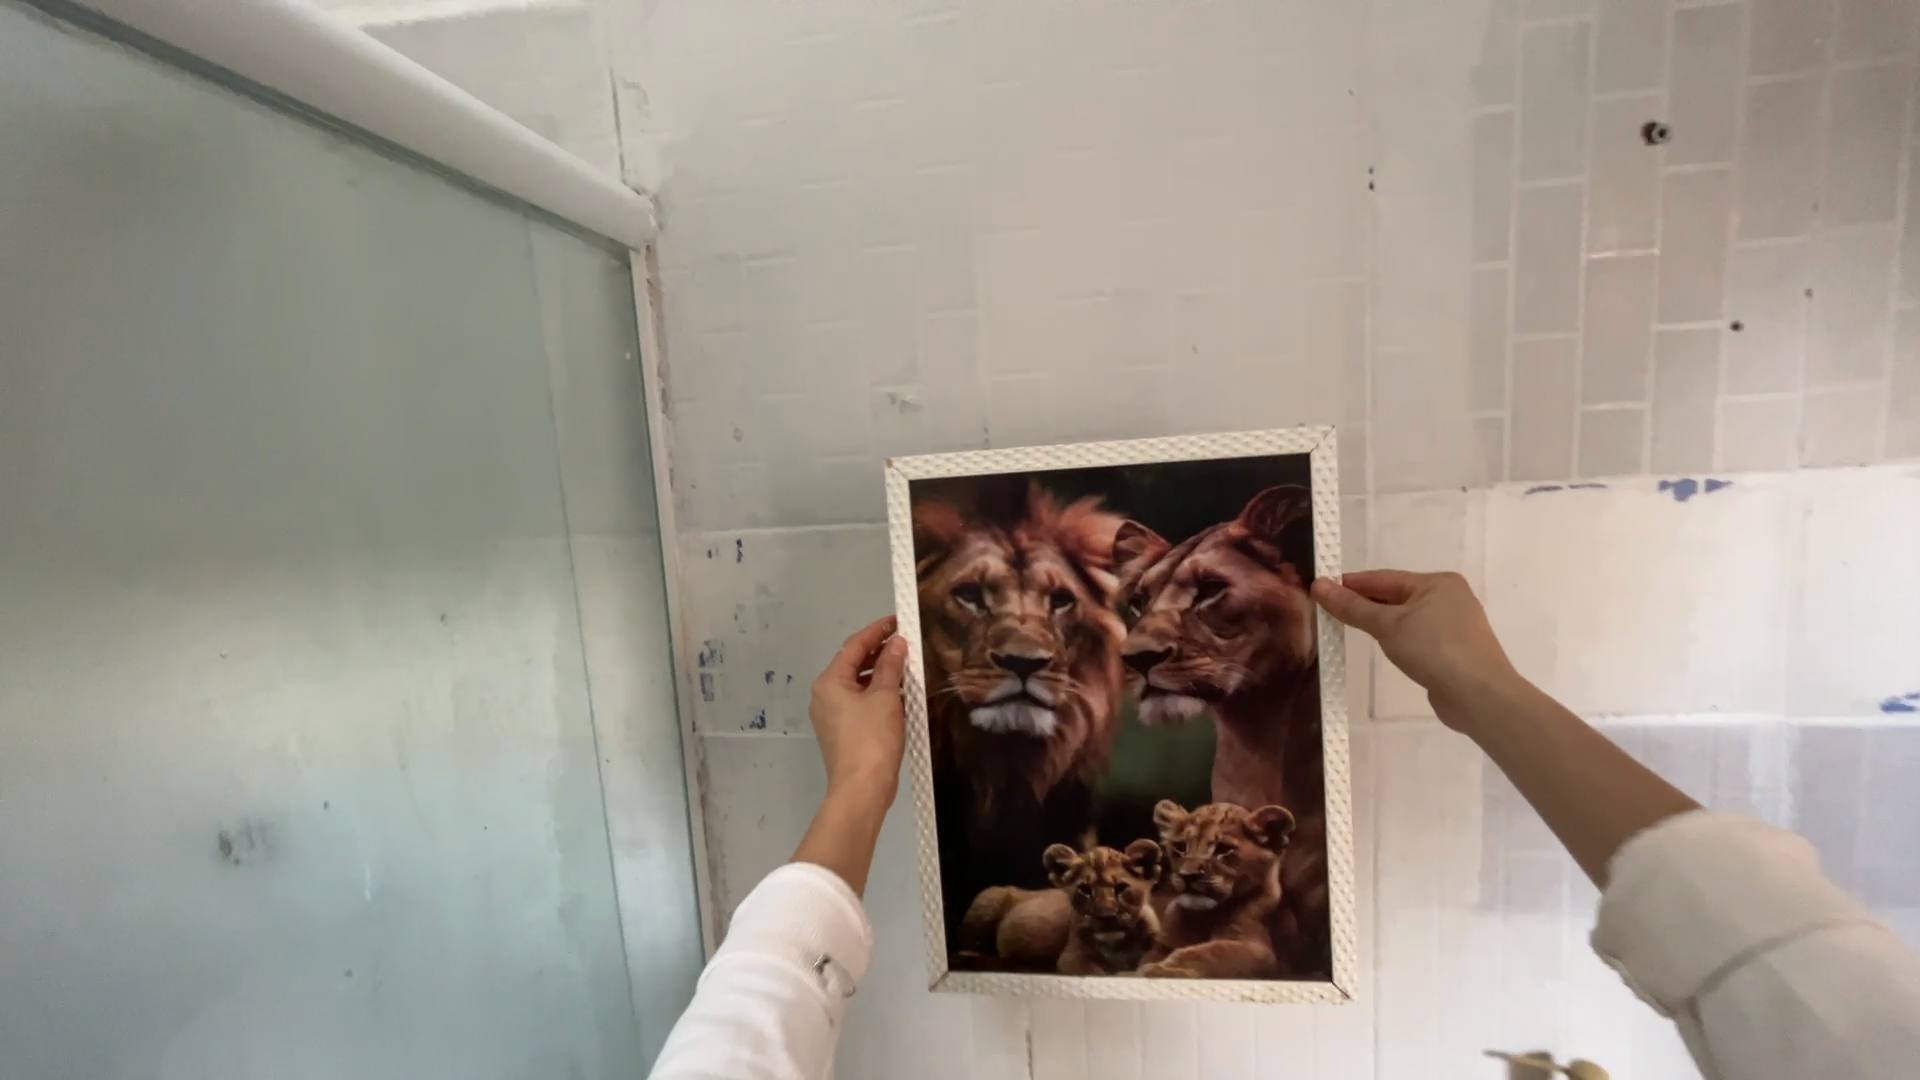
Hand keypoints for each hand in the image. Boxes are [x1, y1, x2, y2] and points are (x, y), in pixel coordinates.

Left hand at [809, 615, 909, 804]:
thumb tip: (897, 642)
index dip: (877, 630)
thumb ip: (891, 666)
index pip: (854, 645)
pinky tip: (902, 694)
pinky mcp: (843, 732)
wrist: (862, 790)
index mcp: (830, 682)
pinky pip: (861, 703)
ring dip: (882, 674)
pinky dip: (879, 695)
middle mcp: (825, 695)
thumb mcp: (886, 697)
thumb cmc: (872, 738)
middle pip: (854, 664)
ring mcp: (832, 715)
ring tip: (909, 665)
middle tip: (907, 641)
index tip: (898, 619)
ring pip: (859, 684)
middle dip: (881, 652)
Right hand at [1311, 570, 1521, 727]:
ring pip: (1405, 615)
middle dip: (1362, 602)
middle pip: (1394, 595)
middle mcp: (1449, 598)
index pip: (1382, 578)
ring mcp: (1454, 624)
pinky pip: (1416, 633)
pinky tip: (1381, 645)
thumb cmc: (1433, 649)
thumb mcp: (1386, 625)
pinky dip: (1396, 636)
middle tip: (1327, 610)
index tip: (1319, 590)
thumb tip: (1318, 584)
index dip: (1349, 584)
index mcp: (1437, 583)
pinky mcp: (1454, 648)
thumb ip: (1351, 606)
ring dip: (1378, 620)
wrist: (1480, 696)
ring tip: (1348, 627)